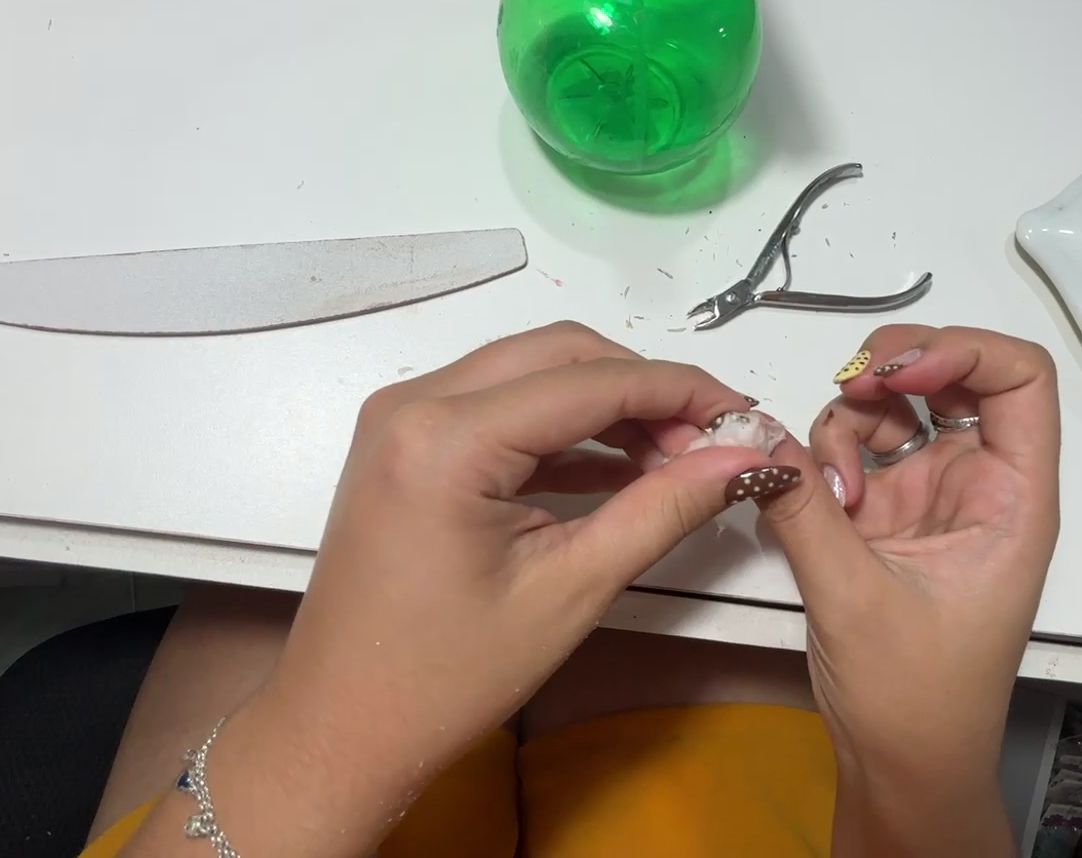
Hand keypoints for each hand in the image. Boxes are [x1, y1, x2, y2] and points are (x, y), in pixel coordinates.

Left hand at [182, 322, 797, 857]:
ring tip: (671, 454)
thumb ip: (664, 508)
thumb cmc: (448, 676)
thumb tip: (743, 459)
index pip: (591, 381)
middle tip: (705, 439)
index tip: (740, 415)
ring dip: (608, 403)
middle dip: (644, 388)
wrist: (339, 727)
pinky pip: (504, 403)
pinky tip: (618, 462)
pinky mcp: (410, 434)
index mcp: (447, 438)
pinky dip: (566, 425)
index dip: (679, 389)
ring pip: (535, 369)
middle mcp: (417, 401)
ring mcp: (405, 412)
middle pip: (563, 353)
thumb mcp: (572, 589)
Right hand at [758, 325, 1060, 856]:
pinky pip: (855, 443)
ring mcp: (928, 488)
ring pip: (894, 403)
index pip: (1020, 379)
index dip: (964, 352)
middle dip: (894, 367)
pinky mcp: (885, 505)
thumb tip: (754, 435)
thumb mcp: (854, 596)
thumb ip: (803, 507)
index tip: (896, 376)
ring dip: (851, 417)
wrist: (899, 762)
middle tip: (848, 390)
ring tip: (833, 488)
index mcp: (1010, 497)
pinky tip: (823, 497)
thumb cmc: (913, 696)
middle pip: (952, 373)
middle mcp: (975, 479)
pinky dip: (829, 450)